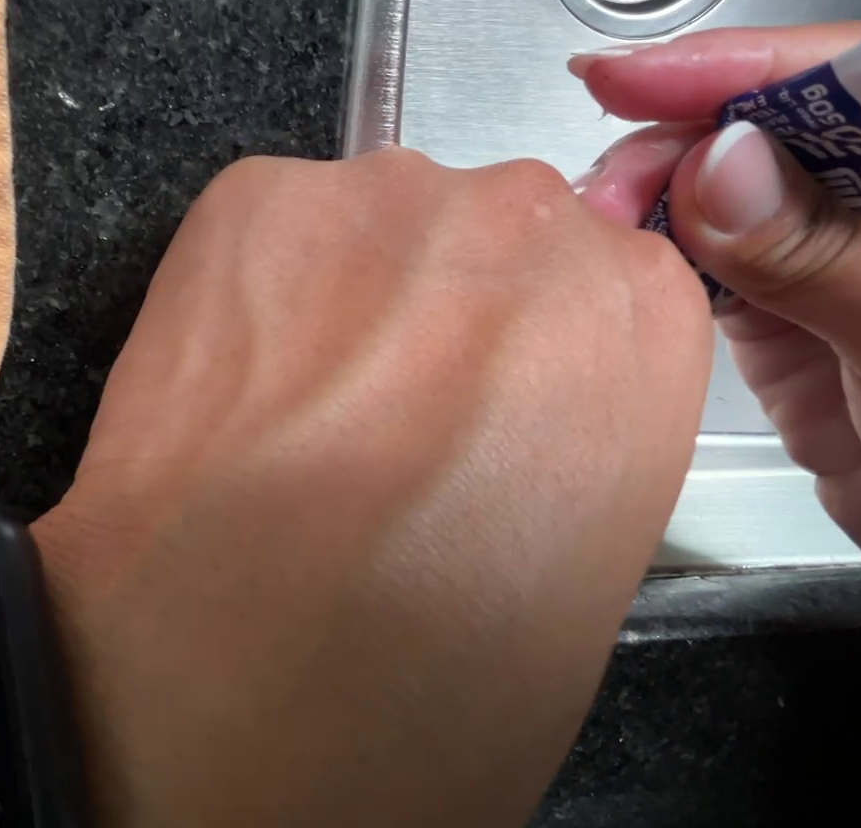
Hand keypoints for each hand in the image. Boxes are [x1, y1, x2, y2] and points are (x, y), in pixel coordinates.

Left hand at [31, 149, 711, 827]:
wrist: (229, 657)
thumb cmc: (423, 666)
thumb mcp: (572, 568)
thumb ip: (566, 434)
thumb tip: (507, 409)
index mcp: (630, 309)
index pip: (592, 281)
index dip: (526, 347)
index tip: (479, 392)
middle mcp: (520, 218)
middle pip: (484, 235)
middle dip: (441, 305)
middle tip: (380, 402)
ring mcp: (381, 194)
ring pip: (376, 223)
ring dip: (345, 291)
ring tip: (295, 398)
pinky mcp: (254, 196)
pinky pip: (273, 223)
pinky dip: (255, 282)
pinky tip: (237, 373)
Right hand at [575, 27, 860, 737]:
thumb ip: (835, 253)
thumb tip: (712, 165)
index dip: (738, 68)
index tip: (630, 76)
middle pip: (778, 118)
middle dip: (681, 139)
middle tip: (610, 182)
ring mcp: (854, 236)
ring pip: (727, 180)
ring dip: (656, 191)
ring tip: (602, 216)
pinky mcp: (793, 292)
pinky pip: (707, 247)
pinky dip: (658, 244)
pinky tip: (623, 247)